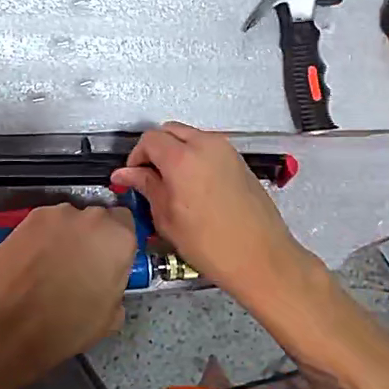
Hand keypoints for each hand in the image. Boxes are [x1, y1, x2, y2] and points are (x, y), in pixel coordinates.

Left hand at [0, 204, 137, 375]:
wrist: (14, 325)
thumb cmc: (66, 326)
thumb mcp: (110, 316)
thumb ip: (116, 282)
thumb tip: (107, 280)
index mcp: (119, 240)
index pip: (126, 223)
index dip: (115, 242)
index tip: (107, 257)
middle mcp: (92, 218)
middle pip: (97, 219)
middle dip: (90, 237)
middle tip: (79, 263)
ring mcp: (59, 214)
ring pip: (68, 220)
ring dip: (65, 235)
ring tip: (51, 264)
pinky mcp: (30, 217)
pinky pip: (44, 224)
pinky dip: (41, 237)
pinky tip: (33, 260)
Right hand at [110, 122, 316, 306]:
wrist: (261, 258)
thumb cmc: (214, 245)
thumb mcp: (167, 218)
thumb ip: (146, 187)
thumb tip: (127, 175)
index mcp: (183, 158)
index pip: (149, 140)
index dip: (136, 157)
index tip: (133, 176)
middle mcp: (206, 146)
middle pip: (170, 131)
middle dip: (155, 149)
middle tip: (148, 176)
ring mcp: (226, 151)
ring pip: (190, 136)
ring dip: (175, 151)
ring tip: (171, 183)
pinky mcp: (239, 161)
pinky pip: (208, 147)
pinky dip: (195, 156)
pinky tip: (193, 186)